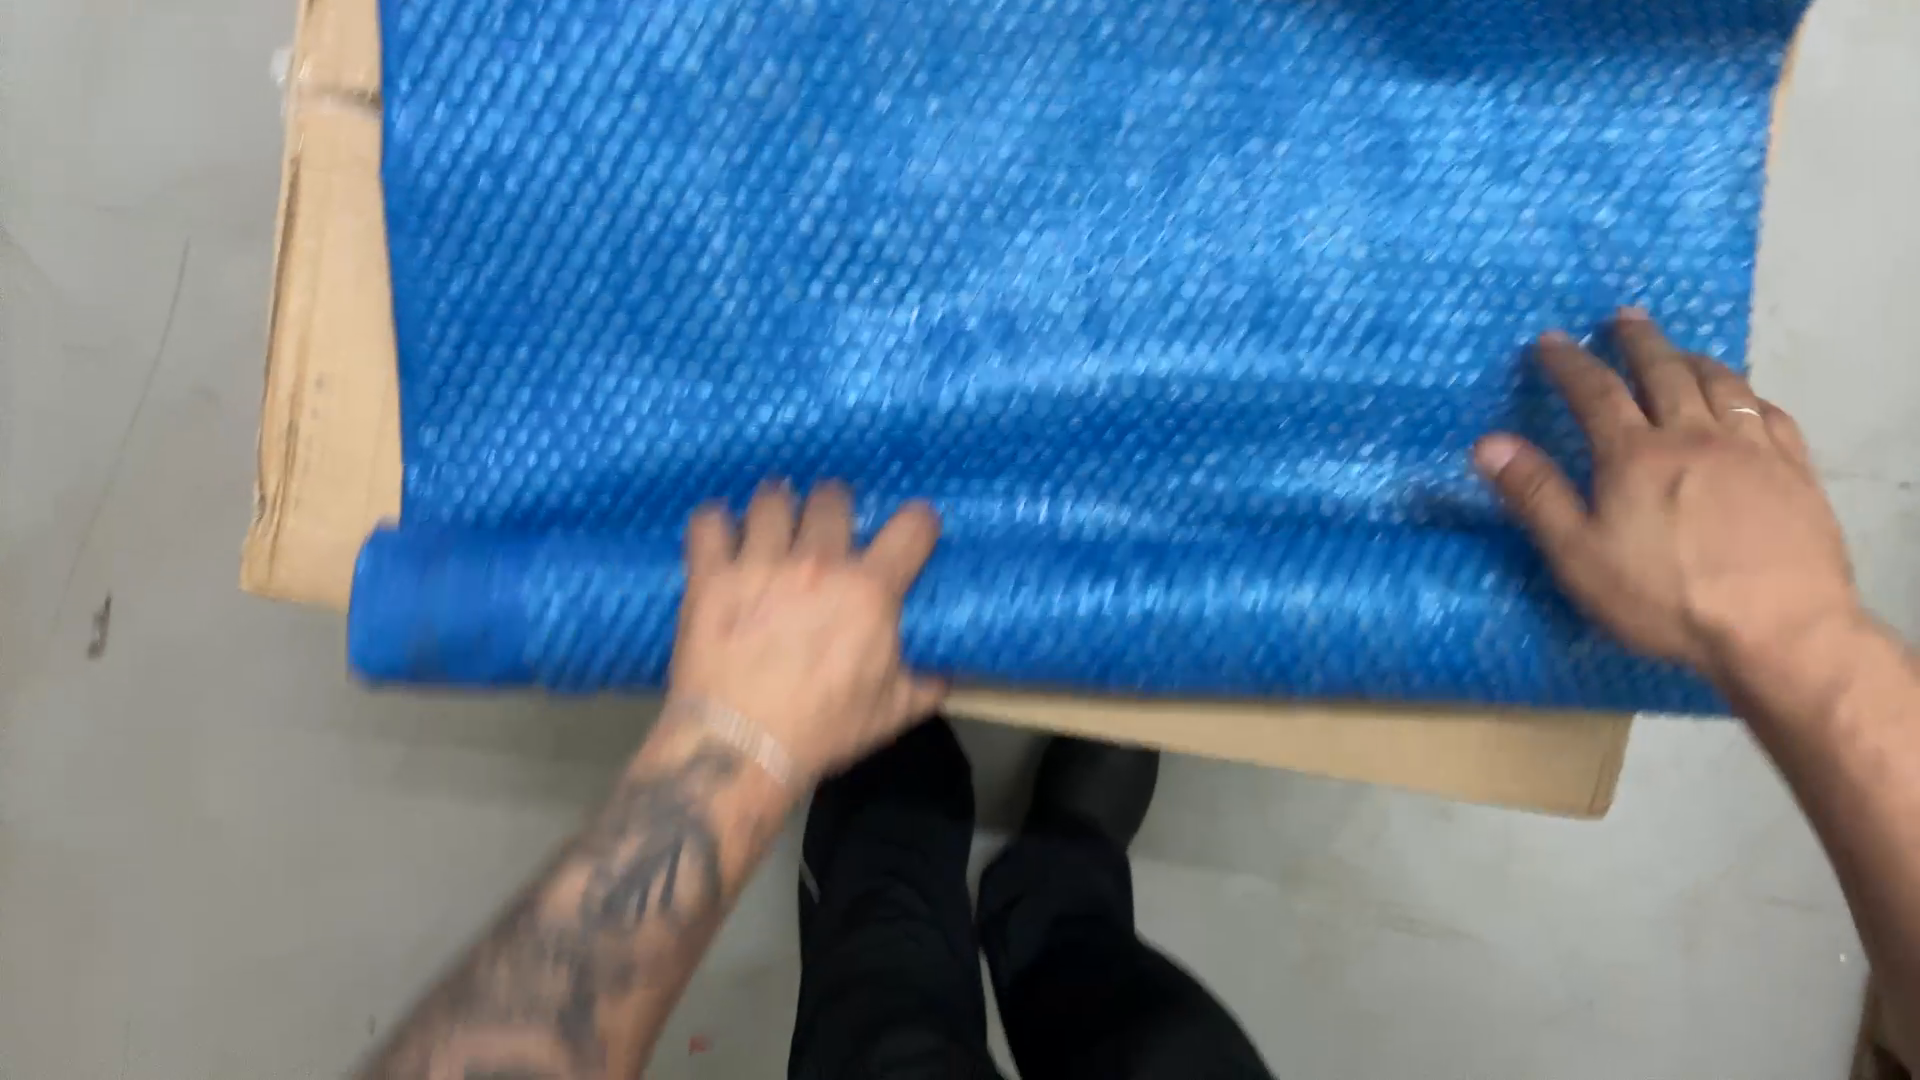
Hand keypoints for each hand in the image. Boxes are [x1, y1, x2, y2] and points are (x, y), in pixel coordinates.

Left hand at [666, 482, 947, 784]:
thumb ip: (926, 684)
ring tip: (774, 525)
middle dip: (836, 505)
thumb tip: (947, 675)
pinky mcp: (711, 576)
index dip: (919, 521)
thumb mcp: (891, 713)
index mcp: (868, 591)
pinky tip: (722, 536)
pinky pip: (710, 522)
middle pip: (832, 497)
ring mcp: (759, 564)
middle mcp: (817, 563)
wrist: (739, 748)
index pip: (912, 526)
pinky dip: (716, 524)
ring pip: (772, 499)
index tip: (913, 530)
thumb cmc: (822, 730)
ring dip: (778, 508)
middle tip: (829, 526)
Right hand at [1475, 308, 1860, 692]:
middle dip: (1639, 342)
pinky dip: (1746, 394)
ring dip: (1693, 359)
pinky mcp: (1794, 473)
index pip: (1596, 394)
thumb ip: (1533, 493)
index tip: (1550, 339)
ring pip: (1722, 386)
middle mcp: (1695, 439)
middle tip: (1624, 316)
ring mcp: (1753, 452)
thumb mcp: (1575, 551)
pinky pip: (1770, 414)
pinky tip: (1742, 398)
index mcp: (1635, 456)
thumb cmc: (1660, 594)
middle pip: (1665, 374)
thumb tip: (1487, 443)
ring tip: (1678, 349)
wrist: (1779, 630)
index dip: (1570, 364)